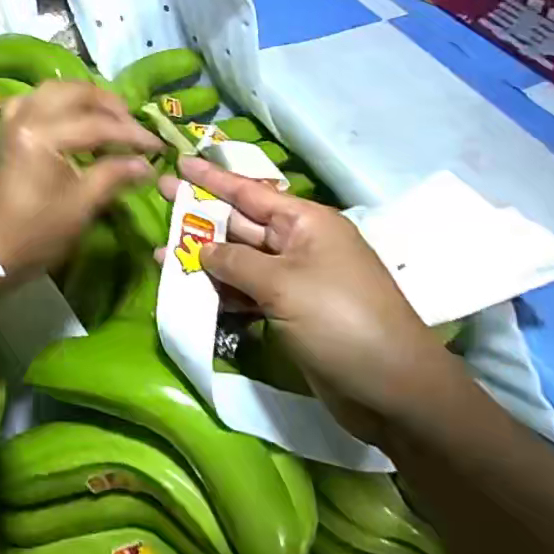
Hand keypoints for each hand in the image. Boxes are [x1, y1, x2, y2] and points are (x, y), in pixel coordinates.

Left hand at [0, 81, 160, 278]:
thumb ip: (115, 175)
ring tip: (111, 119)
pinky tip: (76, 118)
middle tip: (133, 127)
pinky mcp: (8, 127)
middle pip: (76, 93)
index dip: (131, 134)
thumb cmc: (34, 234)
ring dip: (87, 99)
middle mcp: (25, 115)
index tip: (157, 145)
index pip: (97, 124)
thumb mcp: (80, 206)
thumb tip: (147, 163)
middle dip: (110, 106)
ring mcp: (13, 118)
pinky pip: (39, 99)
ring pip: (57, 89)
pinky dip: (62, 103)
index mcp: (41, 135)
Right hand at [165, 155, 460, 445]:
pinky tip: (189, 289)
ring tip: (161, 251)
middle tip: (159, 197)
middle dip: (200, 213)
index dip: (212, 177)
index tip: (179, 162)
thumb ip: (236, 262)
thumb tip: (202, 249)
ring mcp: (294, 280)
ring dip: (203, 257)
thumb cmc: (340, 319)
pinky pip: (247, 291)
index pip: (249, 191)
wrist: (394, 391)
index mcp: (306, 222)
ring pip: (239, 259)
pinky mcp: (289, 312)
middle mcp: (298, 243)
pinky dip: (221, 291)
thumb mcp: (283, 284)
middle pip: (240, 223)